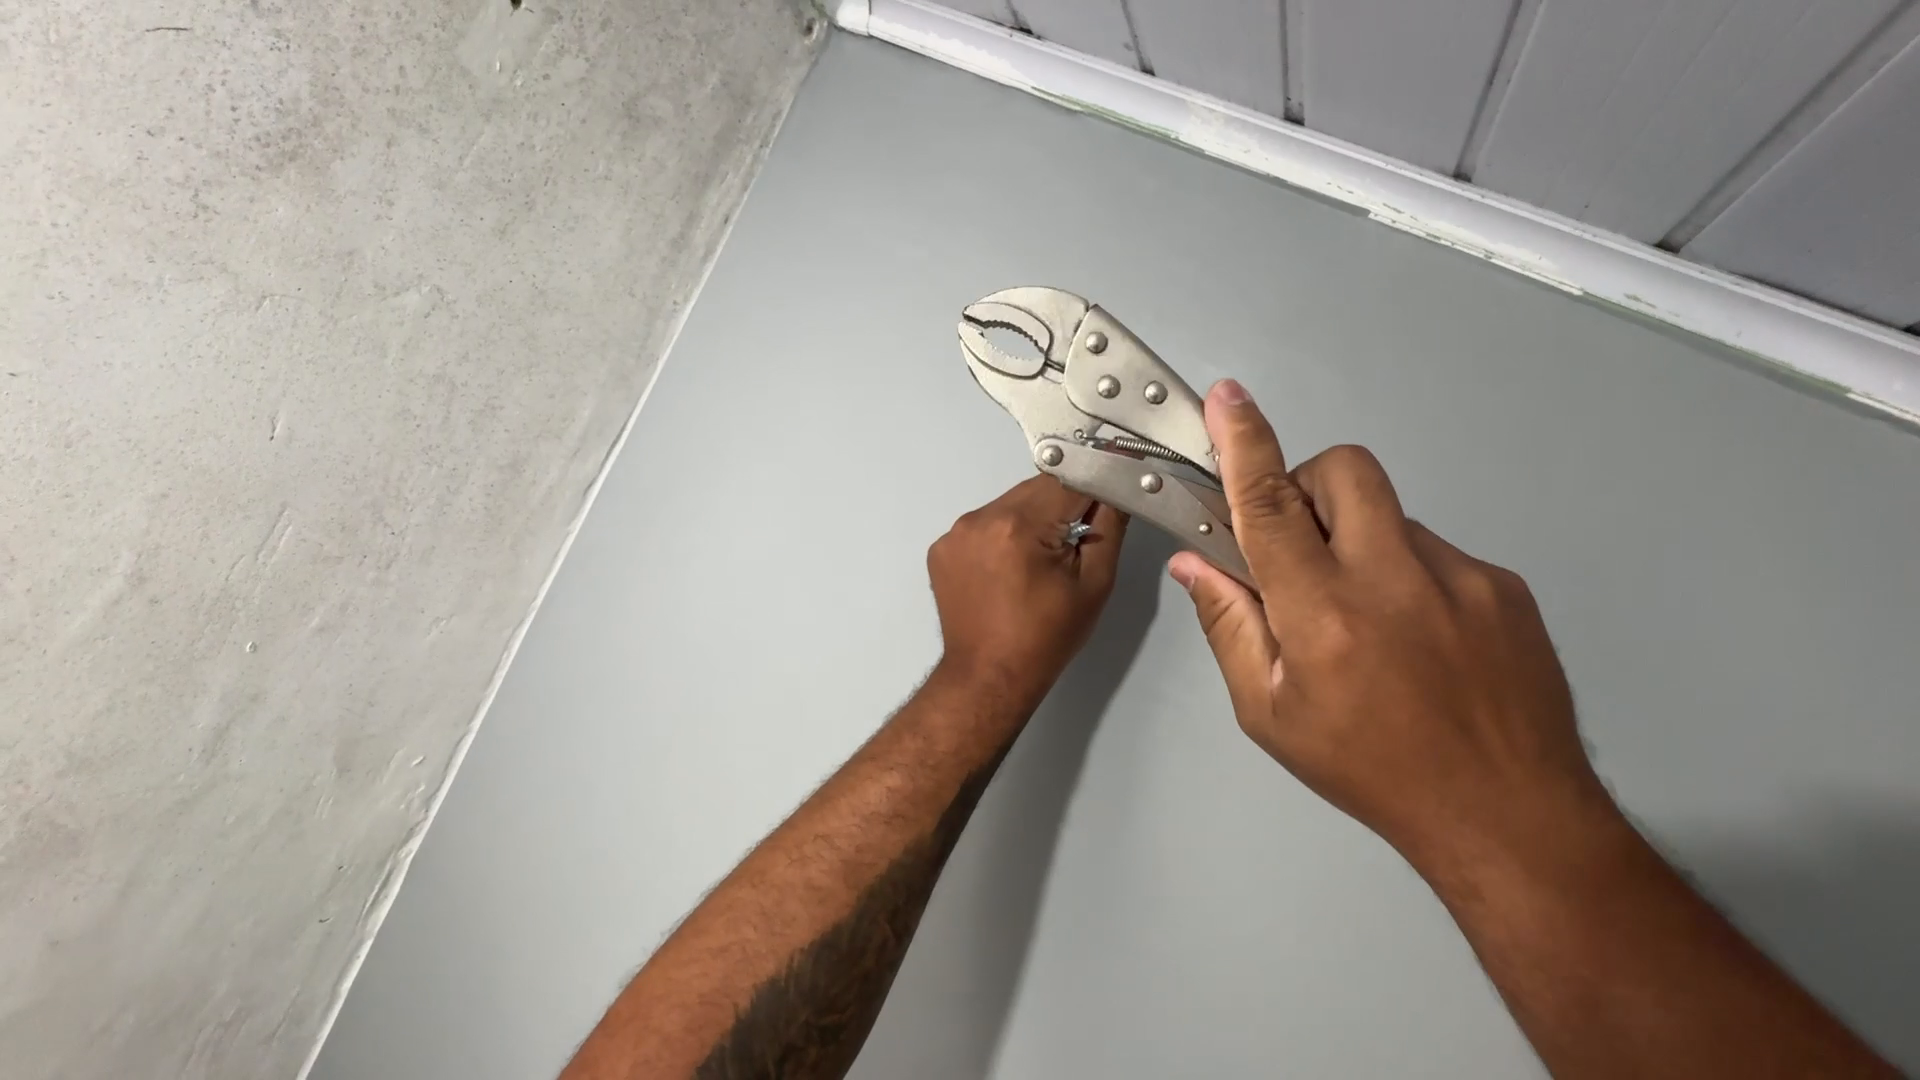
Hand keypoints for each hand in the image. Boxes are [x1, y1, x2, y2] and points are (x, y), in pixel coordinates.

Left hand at [928, 474, 1128, 708]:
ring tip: (1041, 557)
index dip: (1095, 479)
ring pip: (1009, 504)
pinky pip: (984, 524)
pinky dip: (1003, 534)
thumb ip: (1109, 527)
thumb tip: (1119, 487)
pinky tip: (1010, 567)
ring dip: (1031, 518)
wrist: (989, 676)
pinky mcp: (942, 547)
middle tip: (1080, 533)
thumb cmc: (1046, 637)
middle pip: (1035, 489)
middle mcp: (980, 518)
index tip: (1115, 481)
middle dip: (1062, 503)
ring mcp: (956, 532)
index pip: (1068, 480)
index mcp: (1019, 526)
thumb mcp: (1094, 583)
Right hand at [1169, 380, 1616, 874]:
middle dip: (1306, 482)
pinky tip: (1421, 642)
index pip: (1270, 507)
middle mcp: (1394, 579)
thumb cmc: (1367, 769)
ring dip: (1358, 545)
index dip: (1243, 446)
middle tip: (1301, 547)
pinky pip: (1435, 553)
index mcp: (1324, 615)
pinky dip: (1407, 577)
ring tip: (1370, 623)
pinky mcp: (1505, 586)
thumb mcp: (1270, 715)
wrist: (1510, 816)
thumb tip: (1195, 561)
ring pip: (1388, 518)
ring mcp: (1462, 576)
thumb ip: (1229, 627)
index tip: (1227, 399)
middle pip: (1343, 471)